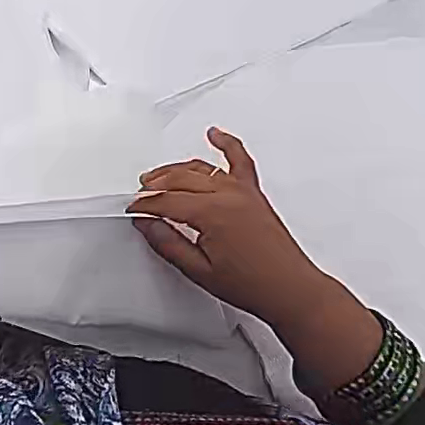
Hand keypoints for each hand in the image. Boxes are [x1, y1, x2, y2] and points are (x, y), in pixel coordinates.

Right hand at [129, 128, 383, 391]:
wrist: (290, 289)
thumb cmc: (254, 284)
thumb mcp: (198, 271)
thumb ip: (168, 243)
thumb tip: (147, 225)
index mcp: (212, 213)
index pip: (167, 201)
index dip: (145, 205)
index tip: (134, 210)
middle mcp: (228, 195)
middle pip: (180, 179)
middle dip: (155, 185)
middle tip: (141, 195)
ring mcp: (243, 191)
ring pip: (201, 168)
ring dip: (176, 169)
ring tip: (158, 175)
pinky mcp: (254, 193)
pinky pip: (239, 160)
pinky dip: (227, 144)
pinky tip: (215, 135)